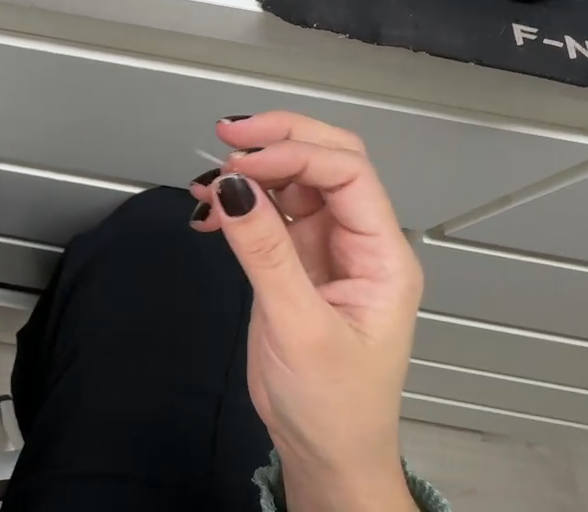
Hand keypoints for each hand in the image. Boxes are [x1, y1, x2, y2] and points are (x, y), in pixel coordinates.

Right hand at [191, 114, 422, 511]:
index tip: (239, 161)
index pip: (347, 173)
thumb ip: (265, 252)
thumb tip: (230, 184)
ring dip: (250, 169)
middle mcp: (356, 240)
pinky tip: (207, 208)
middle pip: (327, 160)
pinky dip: (236, 200)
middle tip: (226, 134)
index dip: (294, 153)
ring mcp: (323, 247)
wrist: (324, 454)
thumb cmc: (331, 402)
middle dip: (279, 137)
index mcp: (382, 255)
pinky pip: (266, 210)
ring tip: (206, 179)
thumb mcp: (298, 327)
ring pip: (292, 179)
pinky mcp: (292, 259)